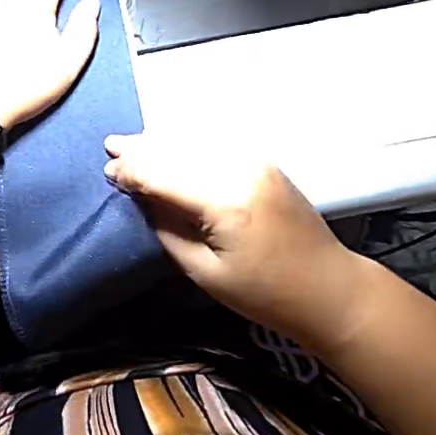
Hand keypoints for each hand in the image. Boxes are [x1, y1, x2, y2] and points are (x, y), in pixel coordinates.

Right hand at [103, 133, 373, 342]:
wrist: (328, 288)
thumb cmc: (263, 293)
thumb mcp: (204, 271)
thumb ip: (167, 228)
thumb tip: (141, 196)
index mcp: (225, 200)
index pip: (164, 173)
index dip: (132, 171)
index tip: (107, 172)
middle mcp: (241, 169)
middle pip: (179, 150)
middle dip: (142, 149)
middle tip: (110, 147)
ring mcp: (257, 162)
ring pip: (197, 141)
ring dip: (164, 141)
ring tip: (132, 142)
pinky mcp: (265, 163)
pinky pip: (217, 144)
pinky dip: (189, 143)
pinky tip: (171, 145)